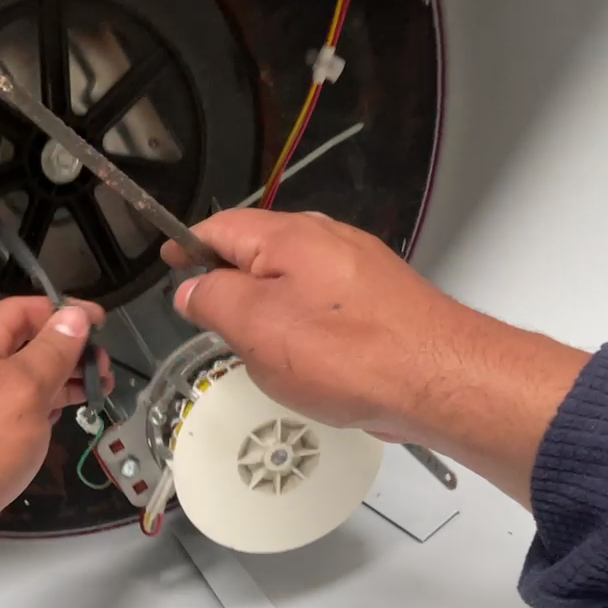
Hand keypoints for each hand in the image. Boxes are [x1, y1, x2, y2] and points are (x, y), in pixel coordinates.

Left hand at [0, 297, 110, 569]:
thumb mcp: (23, 389)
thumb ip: (52, 352)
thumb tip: (74, 316)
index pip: (21, 311)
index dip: (63, 312)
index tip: (100, 323)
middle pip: (22, 350)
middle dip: (66, 354)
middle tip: (104, 370)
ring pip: (18, 388)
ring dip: (56, 387)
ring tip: (94, 394)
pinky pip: (8, 421)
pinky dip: (36, 417)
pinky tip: (56, 424)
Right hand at [162, 209, 587, 506]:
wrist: (439, 379)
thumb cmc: (342, 353)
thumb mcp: (255, 325)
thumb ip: (214, 300)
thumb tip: (191, 289)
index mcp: (288, 237)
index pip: (221, 228)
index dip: (188, 245)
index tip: (168, 261)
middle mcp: (325, 239)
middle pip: (256, 248)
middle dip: (224, 276)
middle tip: (202, 312)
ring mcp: (355, 268)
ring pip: (288, 276)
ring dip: (259, 300)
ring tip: (245, 338)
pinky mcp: (376, 299)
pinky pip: (317, 299)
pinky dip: (292, 317)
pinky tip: (294, 351)